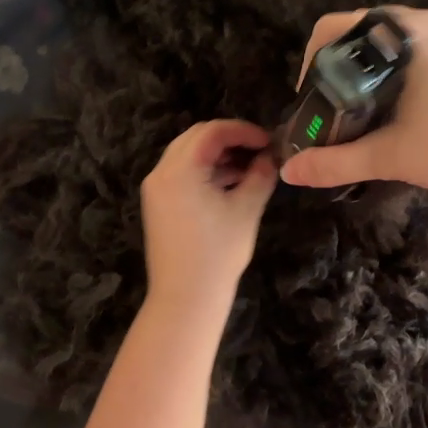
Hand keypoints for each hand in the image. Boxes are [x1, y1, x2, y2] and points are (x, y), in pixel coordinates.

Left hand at [140, 120, 278, 312]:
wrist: (185, 297)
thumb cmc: (219, 252)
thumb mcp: (246, 209)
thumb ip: (261, 174)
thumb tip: (271, 156)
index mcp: (180, 168)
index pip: (213, 131)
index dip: (243, 130)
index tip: (269, 140)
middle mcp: (161, 171)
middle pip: (196, 137)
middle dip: (229, 139)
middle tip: (259, 150)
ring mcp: (155, 188)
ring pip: (187, 155)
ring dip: (217, 155)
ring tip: (250, 168)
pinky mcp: (157, 204)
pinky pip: (181, 174)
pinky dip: (204, 171)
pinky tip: (230, 184)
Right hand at [280, 7, 427, 198]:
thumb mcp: (395, 157)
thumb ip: (338, 161)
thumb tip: (290, 173)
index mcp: (405, 33)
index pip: (335, 27)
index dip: (311, 62)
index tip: (315, 102)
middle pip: (370, 33)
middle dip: (348, 72)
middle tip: (346, 116)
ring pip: (408, 43)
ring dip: (385, 74)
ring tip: (387, 118)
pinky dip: (421, 74)